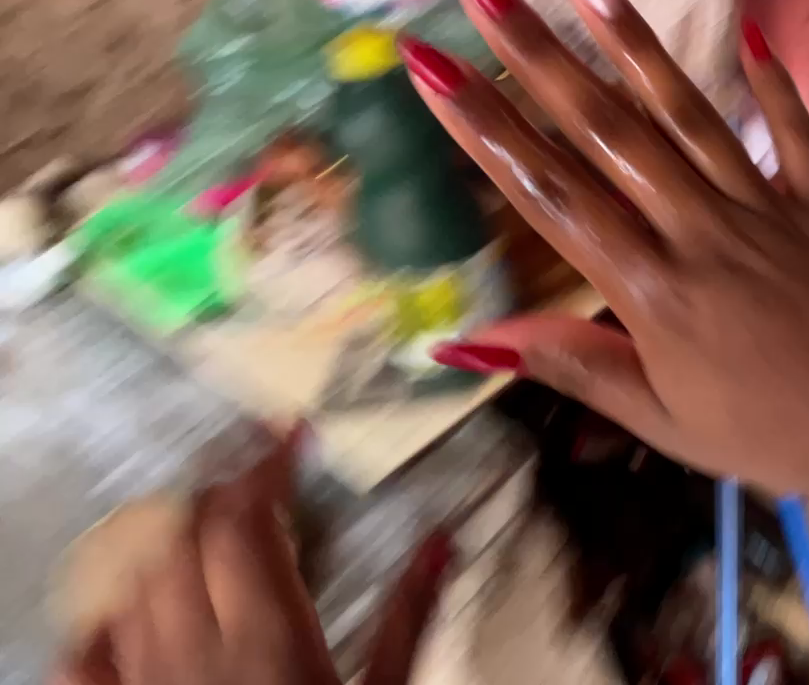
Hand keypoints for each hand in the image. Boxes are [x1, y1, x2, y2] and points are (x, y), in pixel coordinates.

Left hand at [56, 428, 451, 684]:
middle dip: (216, 487)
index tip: (292, 435)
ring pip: (126, 584)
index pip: (245, 525)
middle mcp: (192, 651)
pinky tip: (122, 594)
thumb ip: (410, 613)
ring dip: (162, 532)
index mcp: (267, 635)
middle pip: (181, 541)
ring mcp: (141, 684)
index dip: (264, 469)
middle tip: (257, 463)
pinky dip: (98, 611)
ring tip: (200, 507)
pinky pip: (78, 656)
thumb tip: (443, 540)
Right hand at [405, 0, 808, 501]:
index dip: (483, 127)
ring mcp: (770, 208)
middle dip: (536, 56)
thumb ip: (578, 368)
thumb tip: (470, 337)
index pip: (551, 194)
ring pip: (690, 116)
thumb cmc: (779, 437)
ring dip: (635, 44)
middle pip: (608, 133)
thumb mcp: (667, 423)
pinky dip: (775, 84)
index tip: (430, 63)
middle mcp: (703, 231)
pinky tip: (751, 32)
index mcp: (654, 290)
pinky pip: (794, 133)